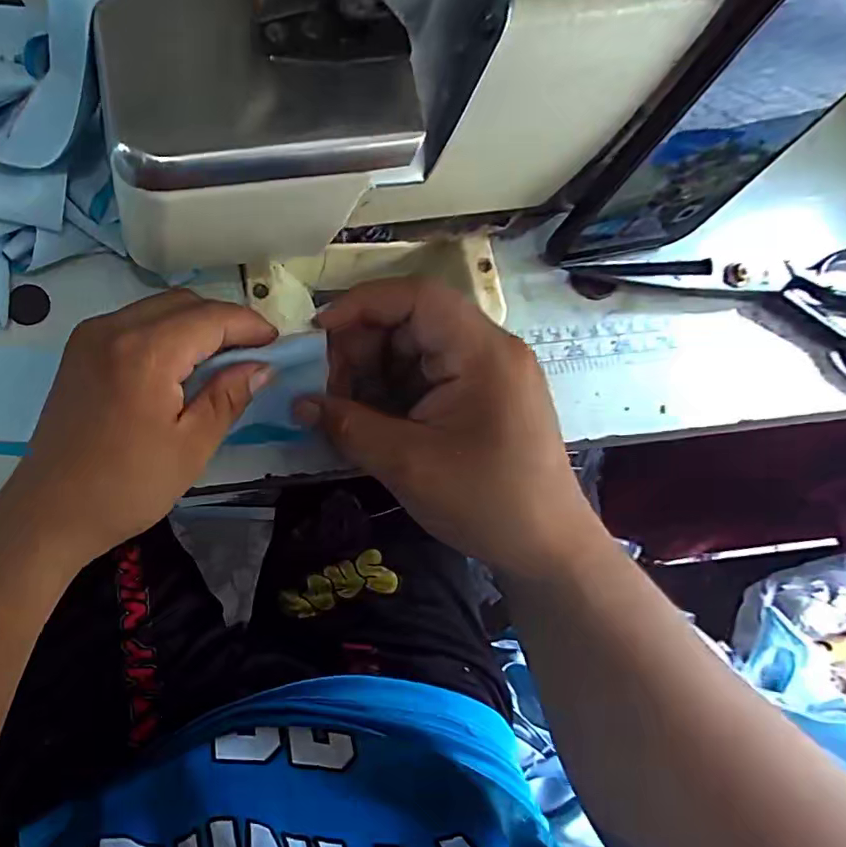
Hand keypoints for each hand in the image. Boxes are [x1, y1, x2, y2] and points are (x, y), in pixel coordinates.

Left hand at [0, 289, 276, 566]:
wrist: (50, 513)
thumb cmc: (125, 489)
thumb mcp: (190, 448)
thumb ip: (227, 397)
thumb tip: (259, 366)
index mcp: (144, 352)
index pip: (210, 317)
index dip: (249, 326)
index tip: (276, 345)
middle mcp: (112, 329)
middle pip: (183, 303)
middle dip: (223, 322)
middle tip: (251, 356)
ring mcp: (89, 337)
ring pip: (157, 309)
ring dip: (193, 325)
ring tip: (218, 362)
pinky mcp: (78, 351)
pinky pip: (132, 323)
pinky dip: (163, 333)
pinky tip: (177, 366)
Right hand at [295, 278, 599, 574]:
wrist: (547, 548)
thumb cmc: (485, 501)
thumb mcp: (407, 464)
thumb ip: (348, 426)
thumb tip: (298, 403)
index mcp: (481, 353)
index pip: (417, 297)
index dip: (361, 304)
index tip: (317, 333)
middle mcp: (487, 352)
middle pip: (411, 323)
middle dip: (360, 348)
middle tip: (323, 386)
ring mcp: (484, 376)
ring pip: (413, 352)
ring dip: (370, 374)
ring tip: (340, 409)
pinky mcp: (478, 400)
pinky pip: (424, 379)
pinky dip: (389, 393)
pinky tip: (365, 420)